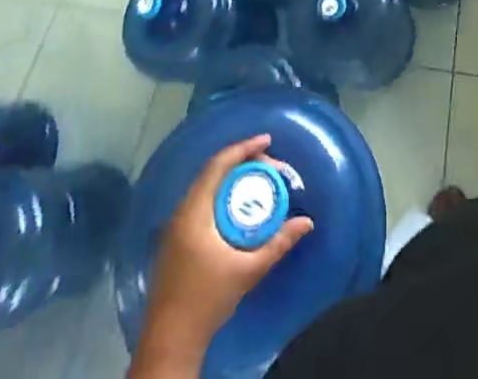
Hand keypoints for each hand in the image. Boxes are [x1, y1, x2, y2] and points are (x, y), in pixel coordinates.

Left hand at [142, 135, 314, 361]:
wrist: (171, 337)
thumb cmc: (208, 299)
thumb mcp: (248, 270)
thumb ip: (278, 243)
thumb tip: (306, 222)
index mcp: (194, 212)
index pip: (217, 166)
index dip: (243, 148)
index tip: (267, 141)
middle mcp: (181, 212)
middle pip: (212, 173)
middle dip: (241, 163)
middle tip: (270, 165)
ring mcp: (175, 226)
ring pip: (205, 188)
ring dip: (231, 179)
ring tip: (259, 181)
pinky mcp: (176, 239)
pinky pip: (202, 202)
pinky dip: (222, 195)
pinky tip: (239, 207)